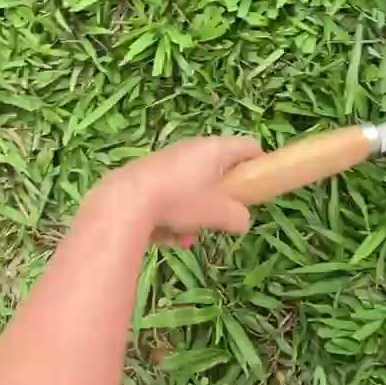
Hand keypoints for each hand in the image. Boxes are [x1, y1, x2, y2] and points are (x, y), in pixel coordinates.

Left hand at [91, 136, 262, 247]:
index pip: (249, 146)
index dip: (259, 163)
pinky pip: (171, 196)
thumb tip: (241, 221)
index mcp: (215, 149)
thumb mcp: (219, 213)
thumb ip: (238, 217)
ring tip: (185, 238)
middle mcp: (193, 149)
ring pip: (193, 190)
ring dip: (194, 217)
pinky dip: (172, 216)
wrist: (126, 200)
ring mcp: (169, 161)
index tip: (259, 185)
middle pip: (218, 173)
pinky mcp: (149, 175)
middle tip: (219, 220)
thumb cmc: (181, 199)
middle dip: (219, 203)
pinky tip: (166, 237)